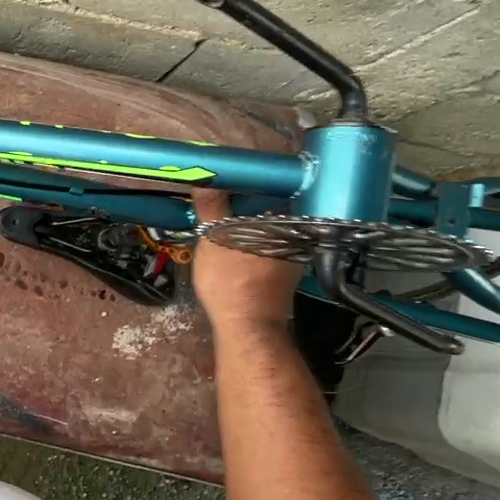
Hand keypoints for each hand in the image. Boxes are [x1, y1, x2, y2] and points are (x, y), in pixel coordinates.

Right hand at [191, 189, 301, 332]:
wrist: (246, 325)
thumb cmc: (231, 281)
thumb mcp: (214, 239)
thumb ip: (211, 207)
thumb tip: (204, 177)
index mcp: (283, 219)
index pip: (269, 185)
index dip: (246, 178)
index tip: (225, 174)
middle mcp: (295, 231)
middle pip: (269, 203)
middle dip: (245, 197)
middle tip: (218, 192)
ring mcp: (293, 250)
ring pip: (268, 222)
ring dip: (247, 216)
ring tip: (221, 212)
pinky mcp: (284, 265)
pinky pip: (268, 238)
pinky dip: (252, 233)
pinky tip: (234, 237)